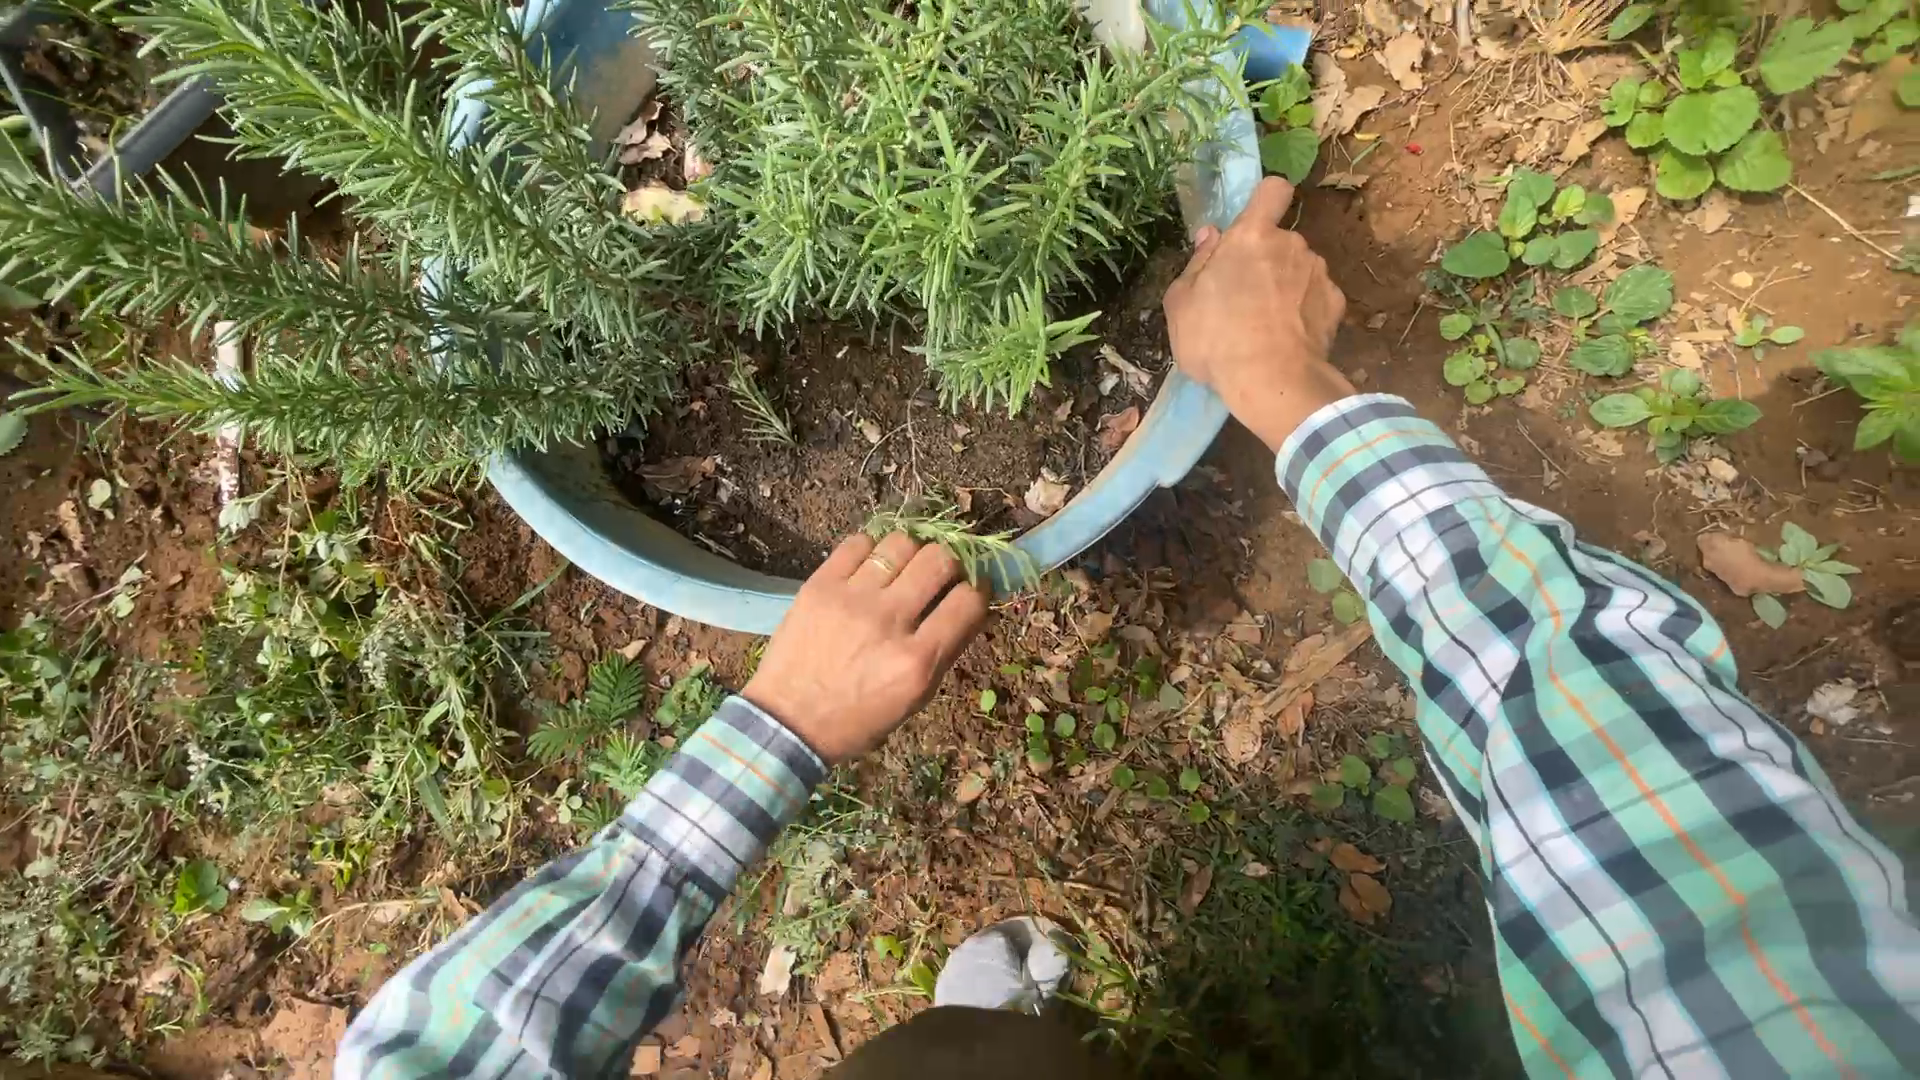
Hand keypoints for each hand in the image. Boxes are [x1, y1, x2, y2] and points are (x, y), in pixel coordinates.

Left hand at [743, 532, 989, 763]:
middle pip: (939, 560)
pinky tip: (870, 568)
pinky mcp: (819, 585)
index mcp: (917, 662)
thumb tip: (974, 603)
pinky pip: (858, 543)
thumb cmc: (858, 718)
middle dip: (950, 563)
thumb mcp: (915, 698)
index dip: (978, 591)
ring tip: (903, 568)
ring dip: (912, 552)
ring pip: (901, 543)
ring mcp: (851, 600)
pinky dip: (872, 550)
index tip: (972, 591)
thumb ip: (946, 650)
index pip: (968, 601)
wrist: (787, 722)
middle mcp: (888, 623)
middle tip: (939, 575)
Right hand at [1163, 176, 1354, 449]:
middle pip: (1279, 242)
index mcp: (1251, 236)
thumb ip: (1196, 264)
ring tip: (1264, 327)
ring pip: (1297, 271)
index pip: (1272, 190)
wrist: (1269, 380)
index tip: (1251, 226)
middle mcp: (1292, 244)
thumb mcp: (1180, 304)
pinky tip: (1286, 340)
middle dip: (1264, 262)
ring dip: (1284, 289)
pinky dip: (1302, 314)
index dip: (1264, 201)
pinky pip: (1314, 301)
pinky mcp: (1336, 305)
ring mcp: (1319, 274)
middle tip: (1241, 300)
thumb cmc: (1214, 338)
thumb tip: (1210, 236)